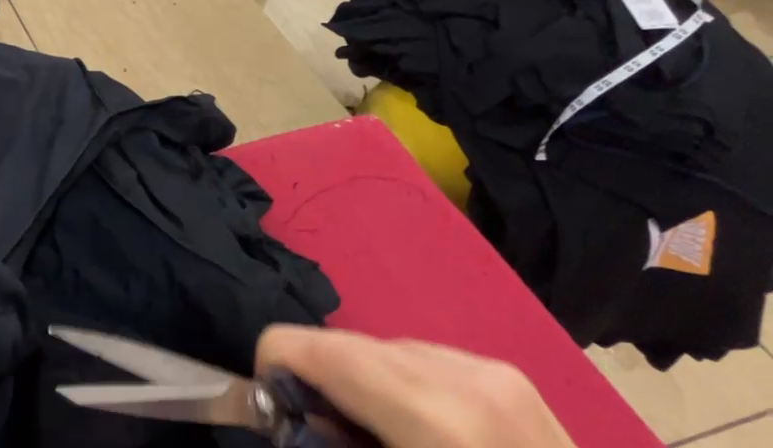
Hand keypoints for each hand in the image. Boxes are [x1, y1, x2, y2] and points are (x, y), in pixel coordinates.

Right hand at [256, 326, 577, 447]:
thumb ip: (328, 443)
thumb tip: (289, 416)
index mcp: (432, 416)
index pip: (300, 344)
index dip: (270, 378)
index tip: (283, 424)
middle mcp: (460, 375)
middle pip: (337, 345)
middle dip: (319, 390)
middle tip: (334, 441)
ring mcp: (493, 372)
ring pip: (377, 350)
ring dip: (361, 389)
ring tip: (383, 442)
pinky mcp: (511, 378)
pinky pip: (421, 362)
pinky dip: (402, 390)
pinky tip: (425, 437)